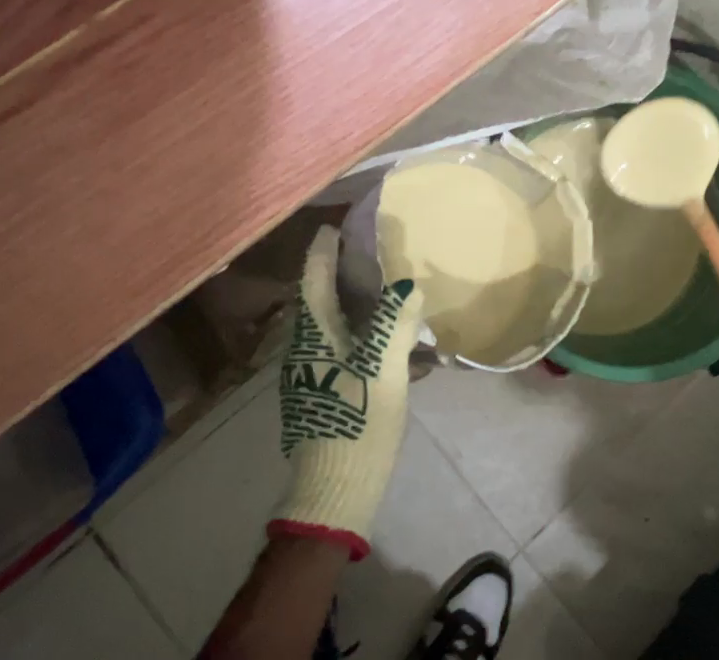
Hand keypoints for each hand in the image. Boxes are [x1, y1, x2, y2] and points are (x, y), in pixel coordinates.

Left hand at [269, 226, 426, 560]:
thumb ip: (395, 326)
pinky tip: (411, 356)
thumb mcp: (383, 373)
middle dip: (346, 277)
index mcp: (314, 339)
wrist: (334, 493)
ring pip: (340, 331)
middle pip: (324, 303)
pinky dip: (374, 347)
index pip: (313, 281)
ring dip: (365, 313)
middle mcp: (307, 352)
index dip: (322, 252)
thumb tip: (408, 287)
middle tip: (376, 255)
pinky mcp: (327, 398)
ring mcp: (315, 377)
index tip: (333, 226)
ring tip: (400, 301)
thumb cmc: (355, 426)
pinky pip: (350, 357)